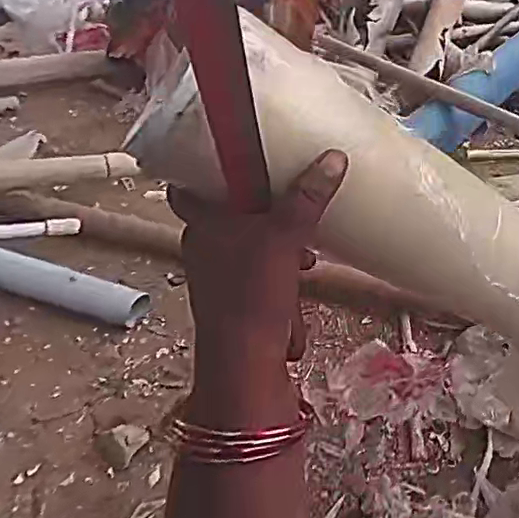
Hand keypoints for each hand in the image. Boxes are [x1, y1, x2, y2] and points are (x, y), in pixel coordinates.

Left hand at [168, 149, 347, 366]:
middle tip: (283, 195)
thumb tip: (331, 159)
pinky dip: (280, 269)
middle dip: (259, 207)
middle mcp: (204, 247)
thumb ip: (307, 198)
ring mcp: (220, 275)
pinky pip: (258, 270)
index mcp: (203, 224)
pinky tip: (302, 275)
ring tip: (302, 245)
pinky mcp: (238, 297)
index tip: (229, 153)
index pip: (187, 185)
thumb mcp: (284, 238)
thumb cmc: (251, 295)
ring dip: (276, 241)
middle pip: (227, 213)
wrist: (246, 364)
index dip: (202, 168)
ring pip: (247, 243)